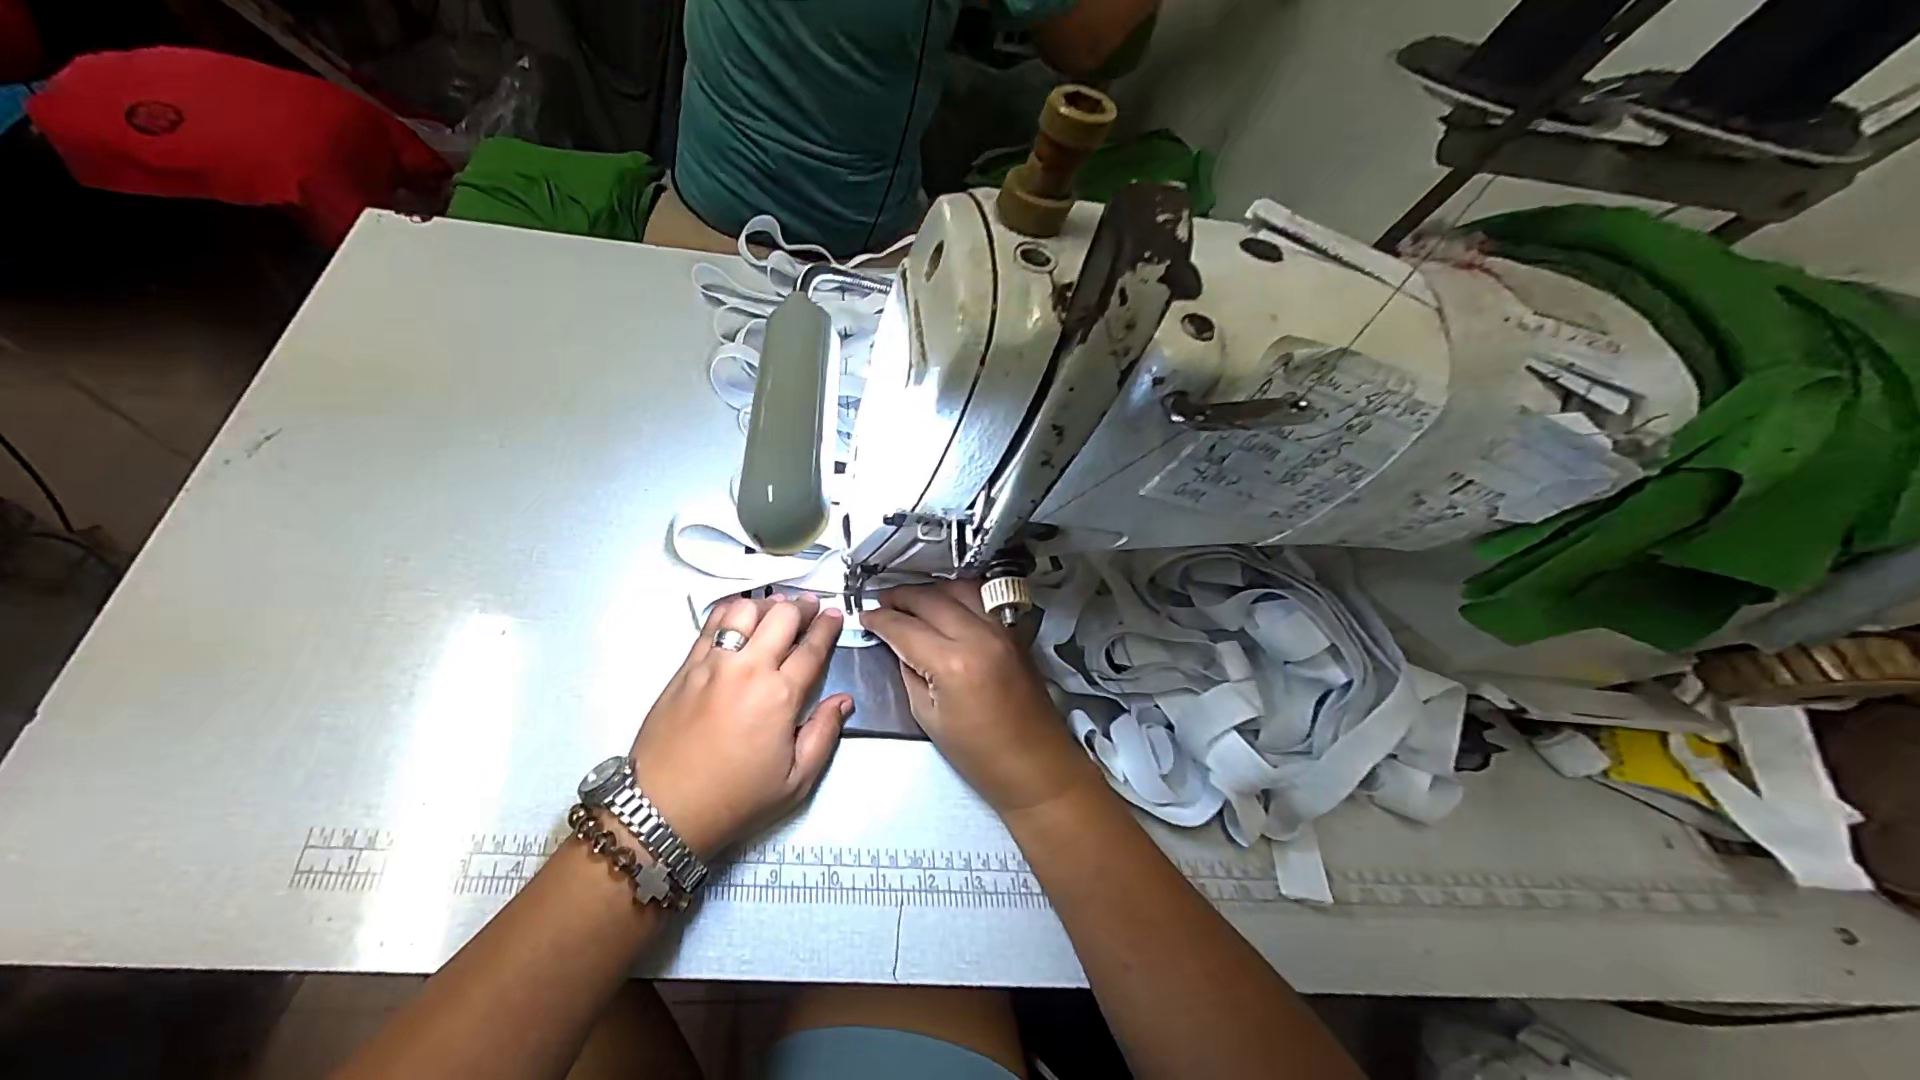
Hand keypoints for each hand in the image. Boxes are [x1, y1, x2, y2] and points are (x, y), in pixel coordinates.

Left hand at [627, 594, 850, 856]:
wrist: (663, 809)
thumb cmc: (734, 799)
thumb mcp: (795, 781)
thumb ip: (824, 734)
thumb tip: (843, 701)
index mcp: (780, 696)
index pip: (811, 648)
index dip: (827, 627)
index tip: (835, 616)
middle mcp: (748, 670)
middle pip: (781, 617)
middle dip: (802, 607)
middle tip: (811, 607)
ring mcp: (713, 664)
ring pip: (744, 611)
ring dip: (766, 604)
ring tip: (777, 609)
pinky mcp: (686, 667)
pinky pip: (710, 624)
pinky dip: (731, 611)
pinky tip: (740, 615)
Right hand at [863, 580, 1102, 817]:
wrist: (1035, 765)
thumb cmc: (981, 754)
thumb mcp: (928, 716)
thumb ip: (910, 673)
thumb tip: (899, 645)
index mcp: (953, 663)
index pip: (905, 627)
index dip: (879, 620)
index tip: (866, 617)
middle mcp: (979, 637)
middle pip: (930, 599)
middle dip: (900, 597)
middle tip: (882, 603)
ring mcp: (1001, 630)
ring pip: (959, 588)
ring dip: (930, 590)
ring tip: (911, 600)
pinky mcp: (1015, 632)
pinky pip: (983, 598)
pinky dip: (960, 593)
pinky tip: (946, 602)